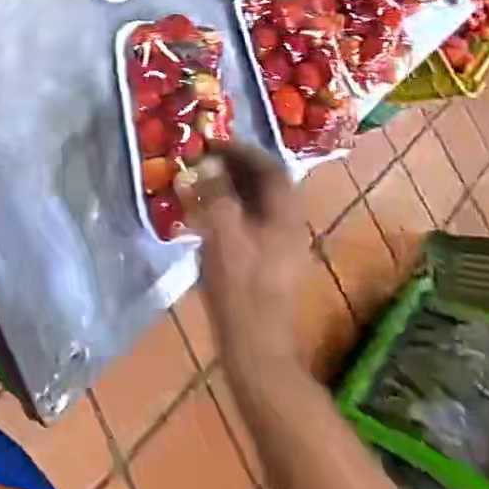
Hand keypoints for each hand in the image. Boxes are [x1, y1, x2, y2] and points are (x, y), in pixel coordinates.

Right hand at [177, 143, 308, 368]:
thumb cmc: (239, 287)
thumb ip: (216, 195)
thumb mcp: (223, 235)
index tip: (213, 144)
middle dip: (235, 168)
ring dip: (231, 189)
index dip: (243, 151)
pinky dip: (229, 210)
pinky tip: (205, 217)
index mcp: (285, 215)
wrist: (254, 344)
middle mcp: (288, 226)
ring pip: (257, 204)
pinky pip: (249, 222)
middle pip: (266, 185)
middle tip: (203, 160)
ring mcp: (279, 246)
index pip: (270, 169)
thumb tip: (208, 164)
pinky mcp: (267, 263)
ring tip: (200, 182)